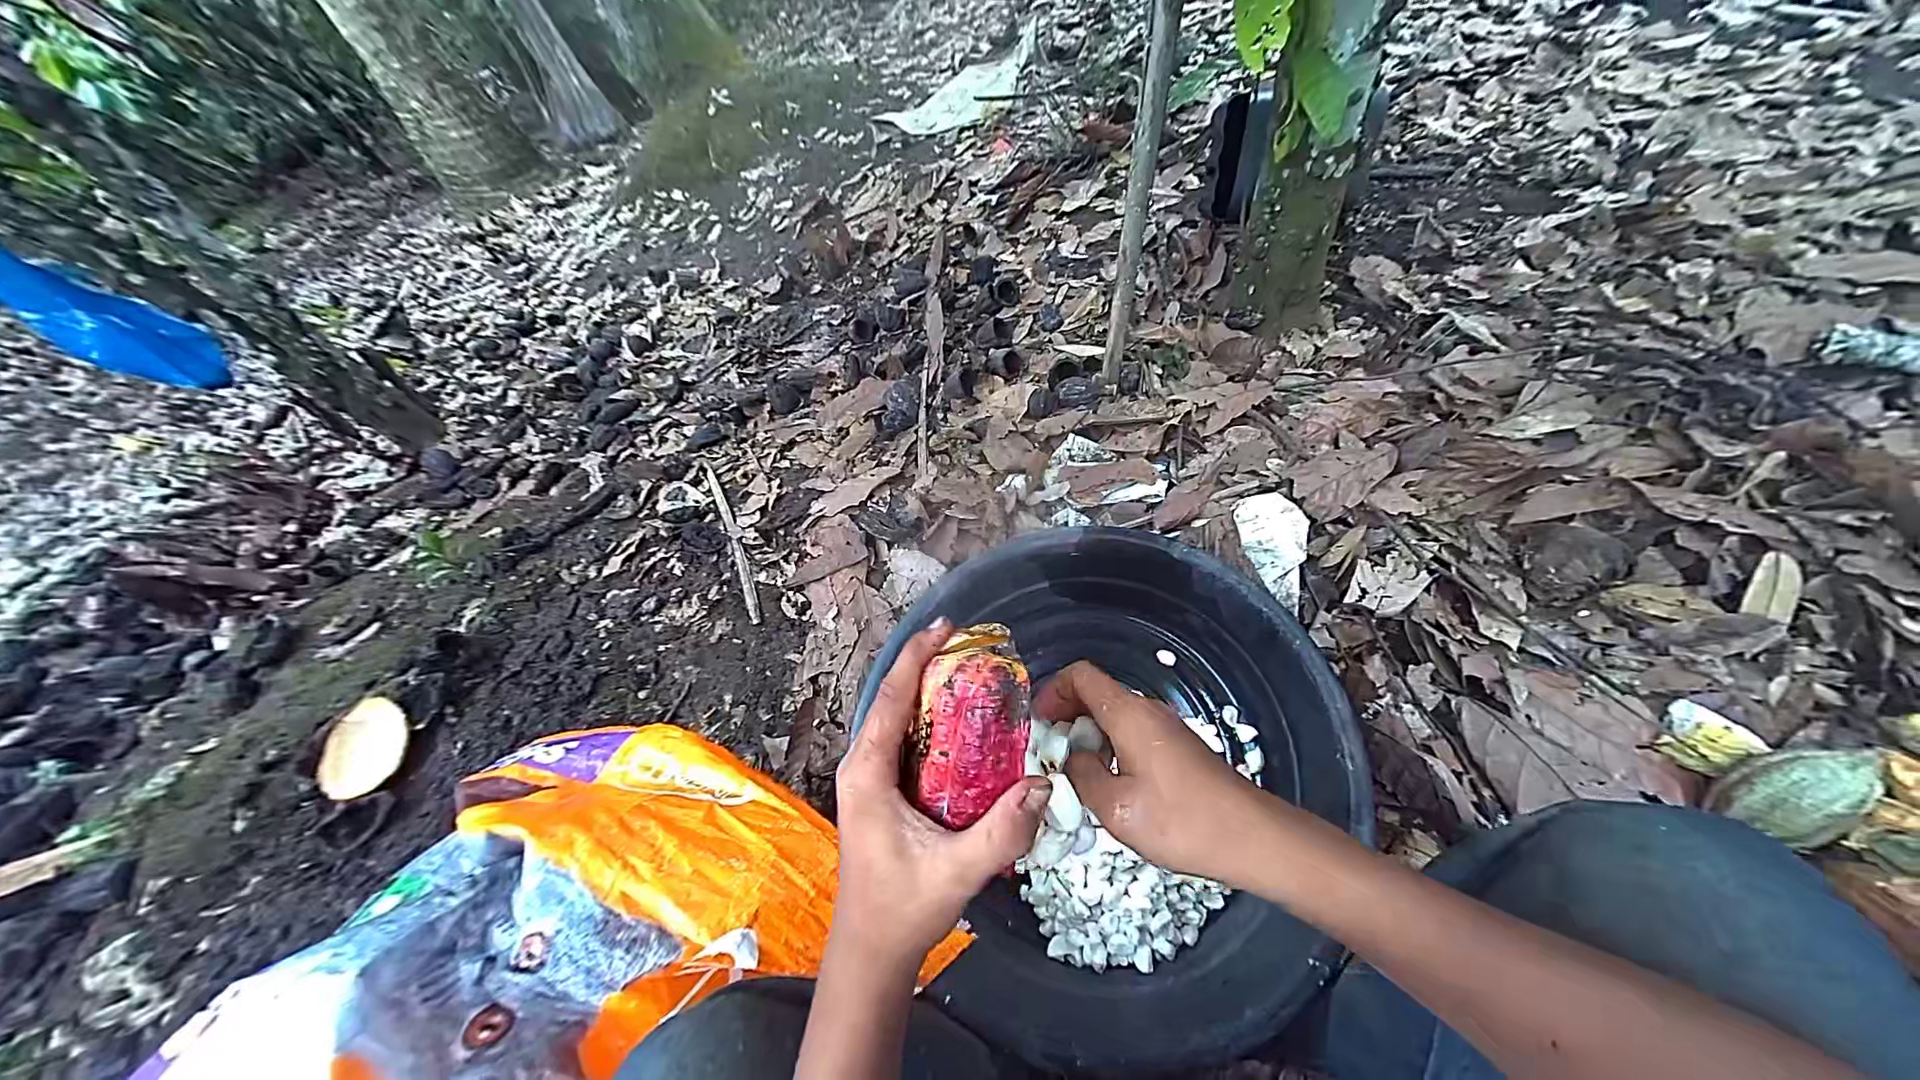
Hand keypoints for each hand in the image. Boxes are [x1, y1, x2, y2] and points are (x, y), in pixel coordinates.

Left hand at [830, 618, 1051, 969]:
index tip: (944, 627)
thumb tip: (1042, 786)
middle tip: (967, 643)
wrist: (872, 950)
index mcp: (867, 772)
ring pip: (899, 716)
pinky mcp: (884, 788)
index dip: (916, 657)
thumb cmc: (901, 911)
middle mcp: (863, 765)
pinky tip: (964, 718)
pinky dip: (932, 717)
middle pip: (893, 698)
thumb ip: (1001, 832)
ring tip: (968, 668)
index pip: (890, 698)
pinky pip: (907, 738)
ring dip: (930, 687)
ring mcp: (871, 776)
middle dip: (927, 664)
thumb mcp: (955, 872)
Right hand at [1034, 661, 1267, 883]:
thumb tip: (1071, 758)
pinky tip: (1106, 783)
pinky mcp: (1175, 747)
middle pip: (1094, 693)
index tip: (1038, 724)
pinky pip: (1130, 733)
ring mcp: (1163, 728)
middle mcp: (1146, 711)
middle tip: (1048, 754)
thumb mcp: (1115, 808)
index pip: (1080, 675)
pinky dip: (1108, 747)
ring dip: (1086, 736)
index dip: (1052, 692)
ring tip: (1072, 773)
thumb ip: (1081, 775)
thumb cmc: (1184, 822)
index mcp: (1128, 714)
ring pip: (1111, 715)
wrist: (1254, 839)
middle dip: (1064, 717)